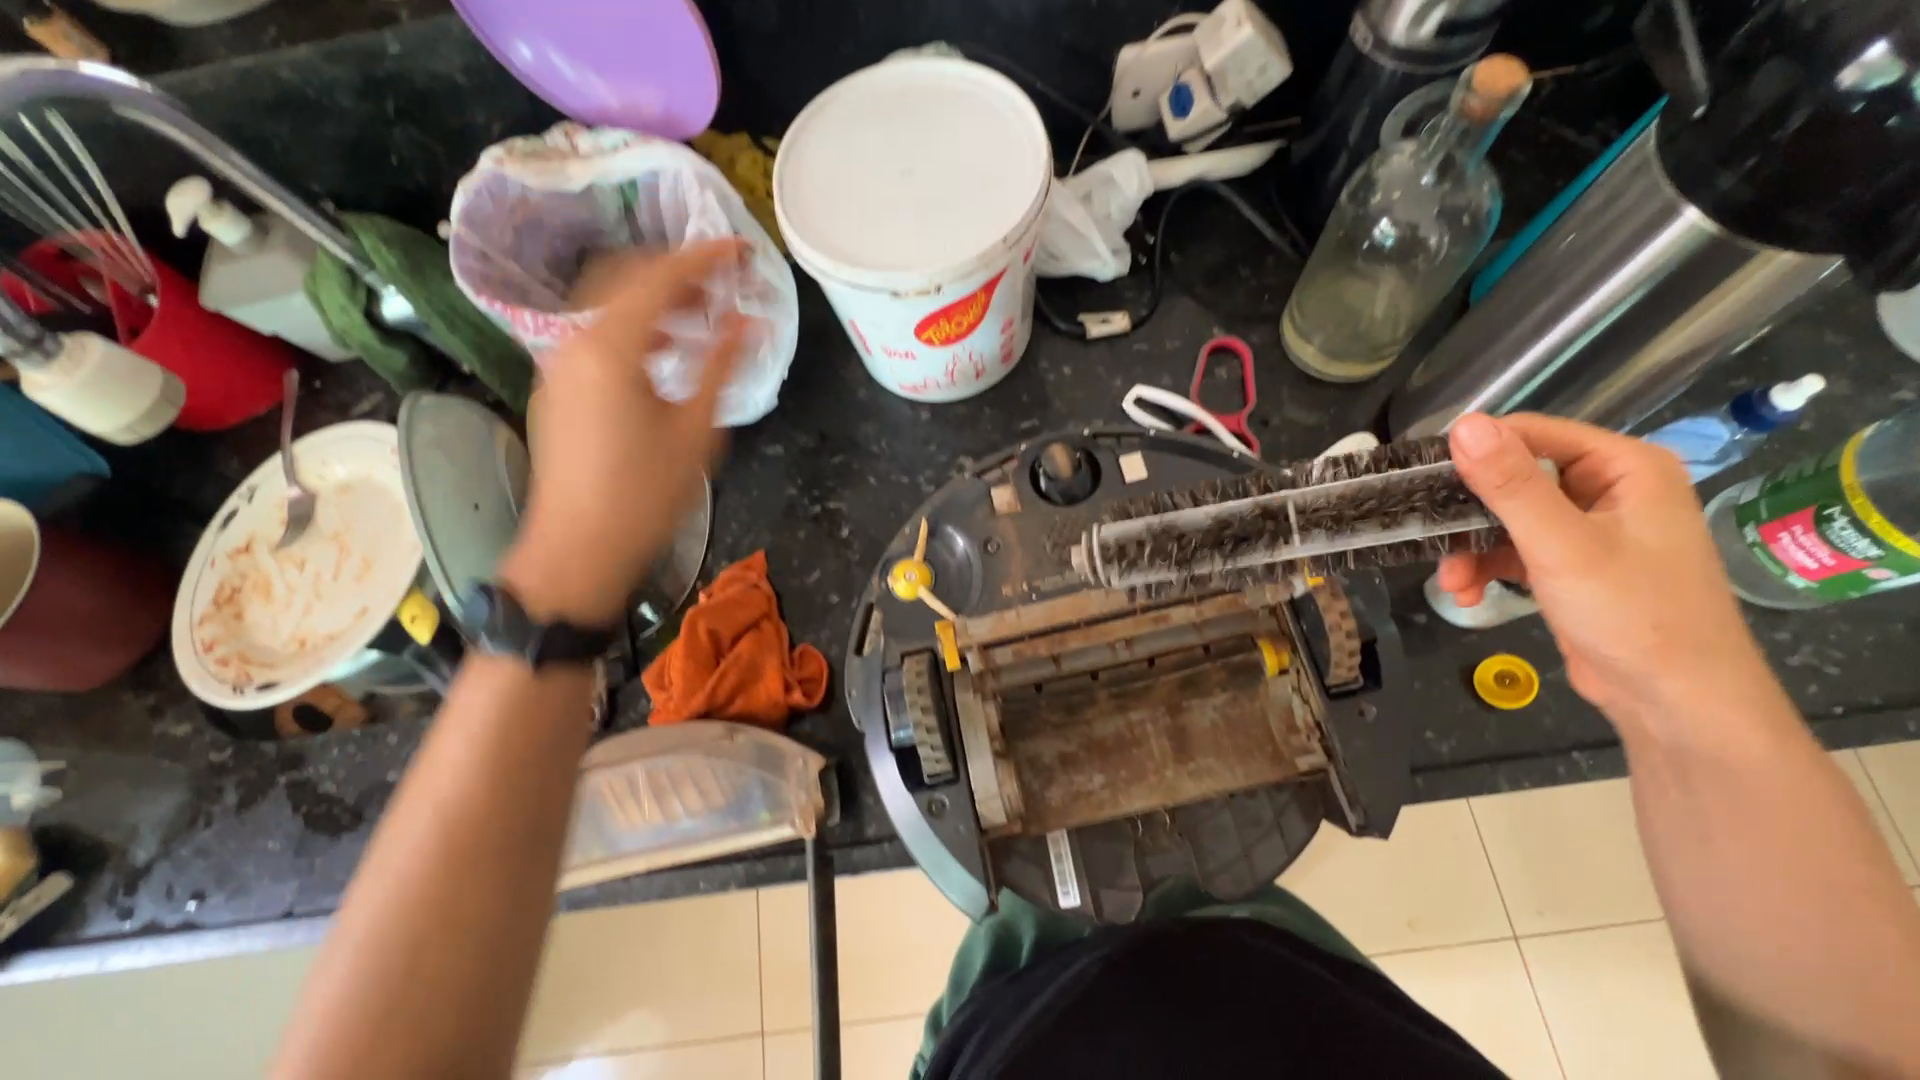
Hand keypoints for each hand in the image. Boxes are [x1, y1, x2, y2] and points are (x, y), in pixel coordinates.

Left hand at [499, 239, 748, 625]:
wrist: (577, 550)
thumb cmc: (644, 495)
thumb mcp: (696, 431)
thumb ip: (721, 365)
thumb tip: (749, 323)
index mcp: (610, 347)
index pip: (659, 277)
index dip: (704, 257)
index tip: (741, 251)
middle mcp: (574, 341)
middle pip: (624, 278)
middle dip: (676, 273)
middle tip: (720, 286)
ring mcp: (558, 364)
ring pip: (606, 305)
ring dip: (654, 301)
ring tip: (699, 322)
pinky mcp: (557, 387)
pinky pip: (595, 335)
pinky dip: (632, 328)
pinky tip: (664, 357)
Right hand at [1436, 413, 1774, 720]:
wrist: (1677, 702)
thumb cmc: (1633, 613)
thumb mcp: (1562, 545)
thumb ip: (1511, 484)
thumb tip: (1463, 424)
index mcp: (1625, 468)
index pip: (1534, 434)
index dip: (1477, 451)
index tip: (1422, 478)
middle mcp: (1610, 490)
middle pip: (1516, 479)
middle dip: (1468, 515)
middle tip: (1428, 536)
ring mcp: (1591, 530)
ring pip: (1509, 521)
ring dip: (1472, 550)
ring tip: (1451, 582)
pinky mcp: (1573, 567)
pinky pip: (1517, 553)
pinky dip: (1488, 571)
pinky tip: (1466, 595)